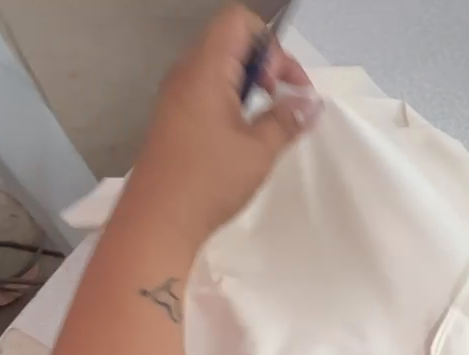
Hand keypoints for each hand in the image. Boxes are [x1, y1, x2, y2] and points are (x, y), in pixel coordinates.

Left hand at [120, 5, 318, 246]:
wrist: (158, 220)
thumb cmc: (209, 181)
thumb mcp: (258, 152)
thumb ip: (286, 121)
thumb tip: (310, 103)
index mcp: (205, 68)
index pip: (240, 21)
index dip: (271, 45)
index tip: (284, 87)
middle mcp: (186, 72)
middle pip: (230, 41)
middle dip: (265, 66)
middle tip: (281, 105)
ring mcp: (176, 96)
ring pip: (219, 69)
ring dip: (249, 88)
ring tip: (265, 125)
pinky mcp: (173, 119)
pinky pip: (207, 92)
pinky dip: (231, 103)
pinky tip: (242, 139)